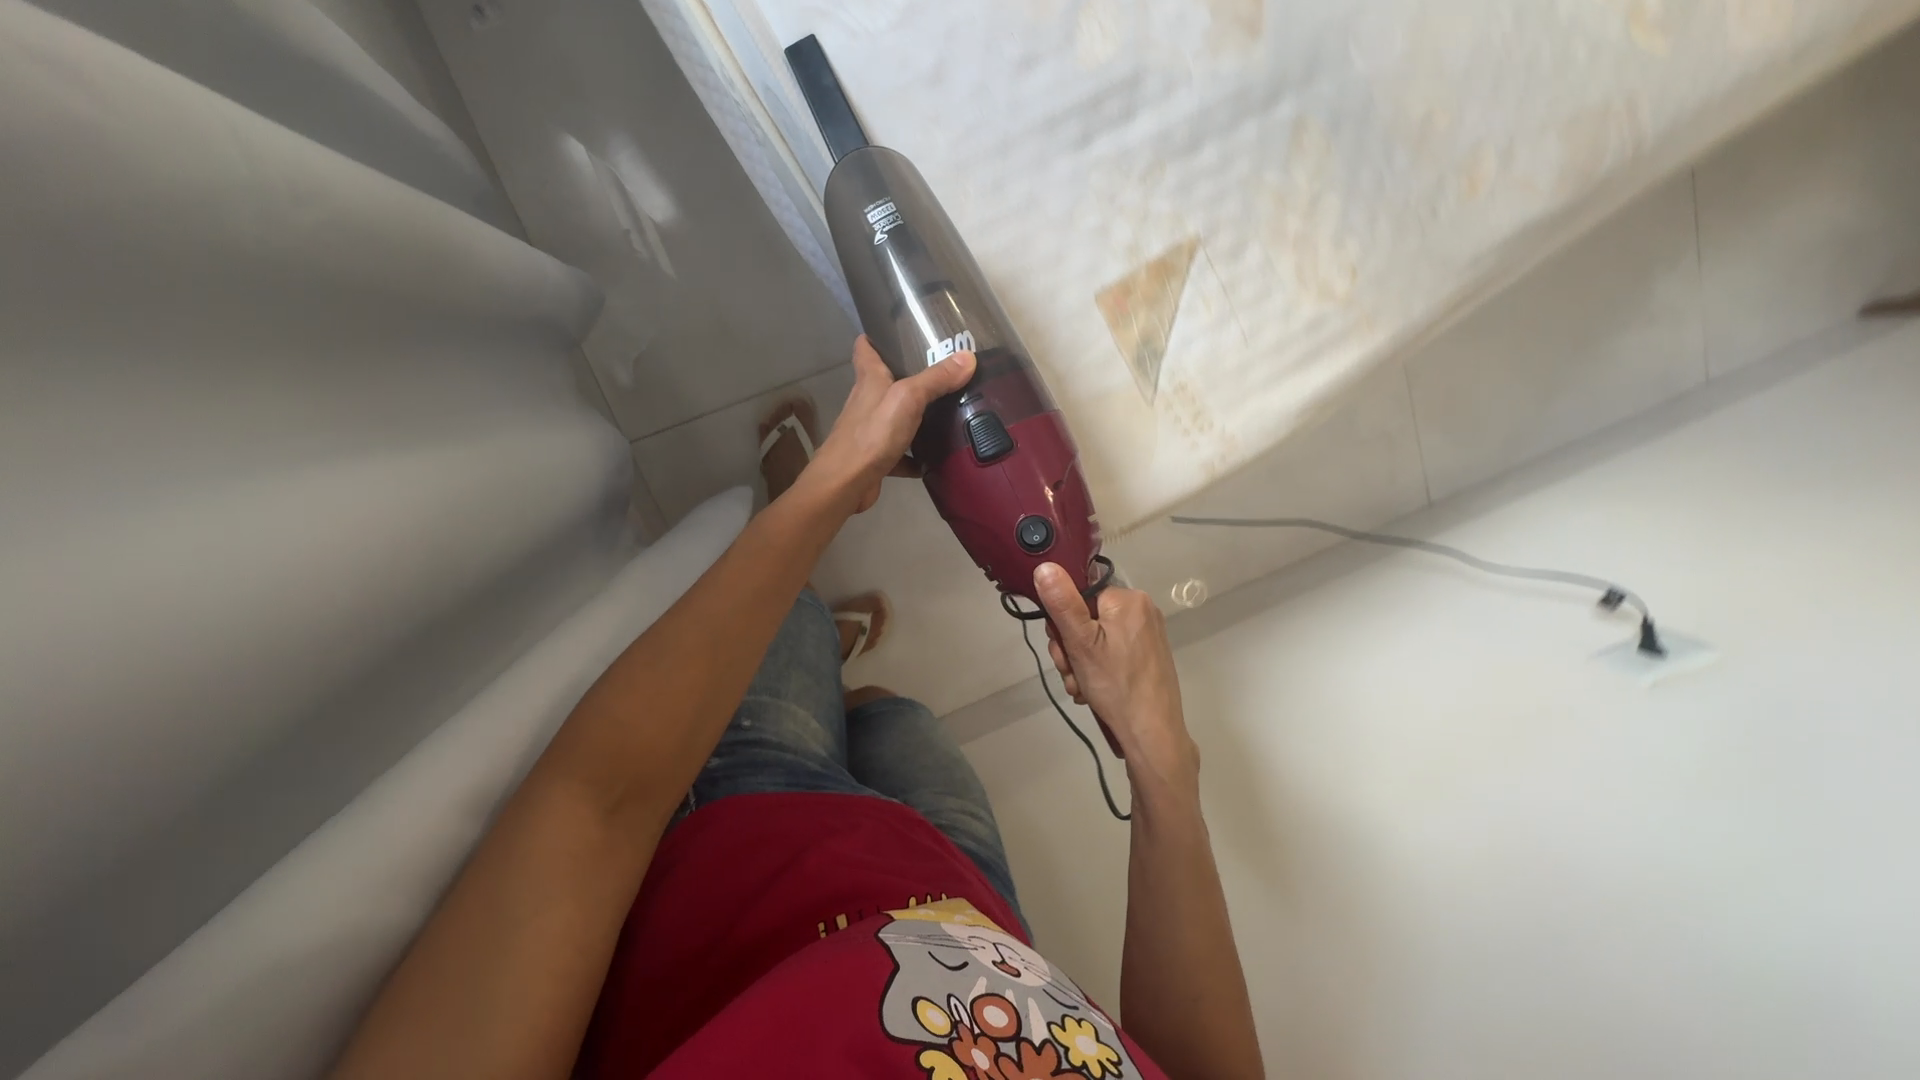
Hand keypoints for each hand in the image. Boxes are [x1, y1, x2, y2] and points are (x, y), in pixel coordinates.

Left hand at [806, 336, 974, 513]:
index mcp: (869, 380)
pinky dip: (914, 455)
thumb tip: (968, 357)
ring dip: (915, 415)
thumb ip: (935, 379)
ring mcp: (870, 430)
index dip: (877, 335)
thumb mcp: (908, 399)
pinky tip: (934, 458)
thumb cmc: (871, 435)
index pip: (866, 348)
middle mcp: (867, 401)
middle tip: (941, 370)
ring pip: (895, 416)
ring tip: (946, 410)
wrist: (845, 484)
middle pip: (885, 381)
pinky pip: (899, 451)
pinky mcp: (876, 457)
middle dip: (909, 374)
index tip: (899, 329)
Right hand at [1034, 564, 1199, 798]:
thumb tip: (1045, 565)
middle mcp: (1142, 610)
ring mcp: (1147, 634)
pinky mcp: (1148, 656)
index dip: (1062, 620)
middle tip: (1070, 672)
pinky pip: (1111, 653)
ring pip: (1096, 639)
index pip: (1079, 593)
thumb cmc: (1116, 685)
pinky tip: (1092, 691)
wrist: (1152, 733)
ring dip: (1080, 663)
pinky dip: (1097, 670)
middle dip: (1070, 648)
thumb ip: (1062, 603)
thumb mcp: (1081, 643)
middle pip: (1086, 617)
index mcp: (1128, 598)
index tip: (1061, 647)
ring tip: (1081, 687)